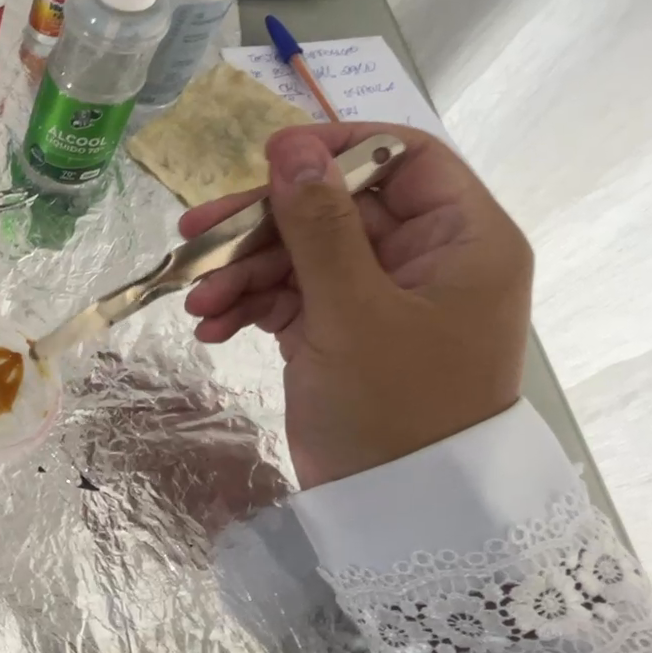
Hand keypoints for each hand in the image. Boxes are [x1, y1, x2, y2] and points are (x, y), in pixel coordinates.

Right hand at [179, 123, 532, 488]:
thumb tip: (290, 146)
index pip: (401, 159)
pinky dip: (249, 309)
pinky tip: (212, 329)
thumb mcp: (353, 309)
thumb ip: (320, 224)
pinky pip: (288, 300)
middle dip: (261, 228)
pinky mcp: (338, 333)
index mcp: (459, 238)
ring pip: (300, 258)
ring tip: (197, 306)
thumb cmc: (395, 405)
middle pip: (332, 211)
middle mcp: (420, 259)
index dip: (333, 151)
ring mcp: (375, 298)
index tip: (263, 162)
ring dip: (243, 276)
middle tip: (192, 237)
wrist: (395, 506)